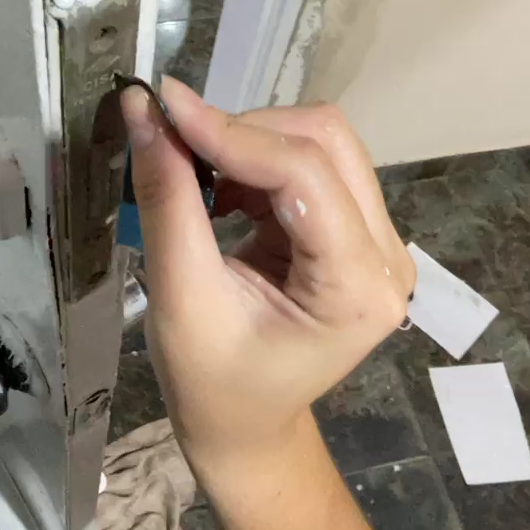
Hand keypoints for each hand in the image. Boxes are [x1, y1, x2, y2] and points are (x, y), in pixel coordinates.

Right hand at [122, 78, 413, 475]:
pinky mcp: (352, 231)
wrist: (244, 426)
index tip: (162, 103)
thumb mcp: (180, 296)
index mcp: (358, 288)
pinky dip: (255, 161)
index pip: (303, 175)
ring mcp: (376, 242)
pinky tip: (220, 191)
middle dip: (242, 130)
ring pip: (319, 143)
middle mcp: (385, 256)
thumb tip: (144, 111)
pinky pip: (308, 165)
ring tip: (193, 171)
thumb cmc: (211, 385)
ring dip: (249, 141)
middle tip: (173, 139)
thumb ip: (167, 199)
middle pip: (324, 142)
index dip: (230, 131)